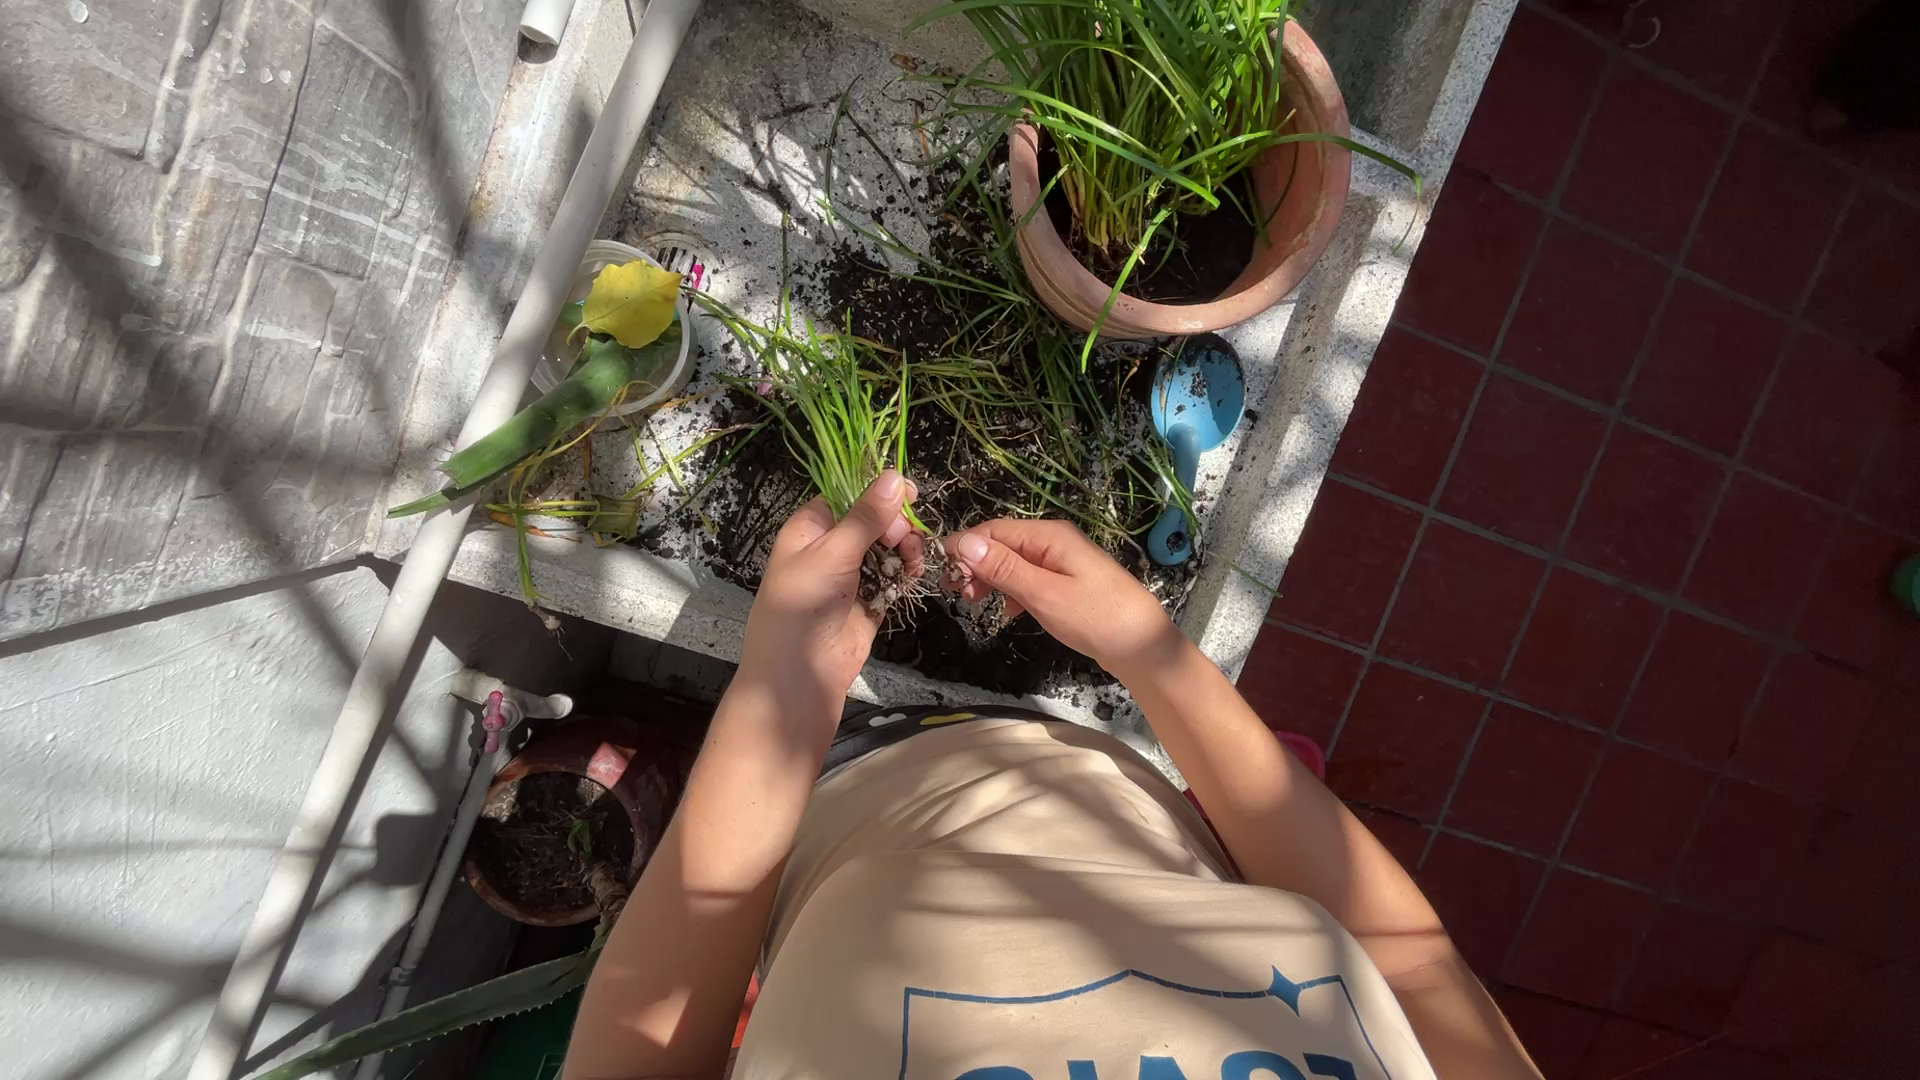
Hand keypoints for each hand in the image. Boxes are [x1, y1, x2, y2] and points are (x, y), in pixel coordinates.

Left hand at [737, 470, 922, 720]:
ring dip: (905, 547)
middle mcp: (831, 548)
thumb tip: (896, 476)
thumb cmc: (803, 603)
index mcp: (810, 529)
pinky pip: (893, 577)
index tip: (907, 490)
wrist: (802, 671)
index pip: (846, 495)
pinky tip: (915, 571)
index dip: (875, 490)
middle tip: (902, 536)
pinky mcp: (870, 601)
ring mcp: (852, 576)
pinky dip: (906, 572)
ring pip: (887, 549)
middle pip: (872, 521)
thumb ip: (867, 516)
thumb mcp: (833, 552)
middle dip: (894, 523)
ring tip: (913, 556)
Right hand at [946, 518, 1184, 678]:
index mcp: (1048, 536)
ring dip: (992, 579)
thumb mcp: (1044, 593)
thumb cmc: (1095, 617)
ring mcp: (1061, 562)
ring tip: (976, 603)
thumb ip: (1004, 569)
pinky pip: (1029, 579)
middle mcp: (1053, 541)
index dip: (965, 548)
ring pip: (1014, 563)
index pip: (993, 530)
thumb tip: (964, 542)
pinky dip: (1013, 593)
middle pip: (1002, 544)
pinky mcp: (1066, 583)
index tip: (942, 574)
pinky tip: (1009, 613)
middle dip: (976, 565)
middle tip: (959, 594)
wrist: (1143, 647)